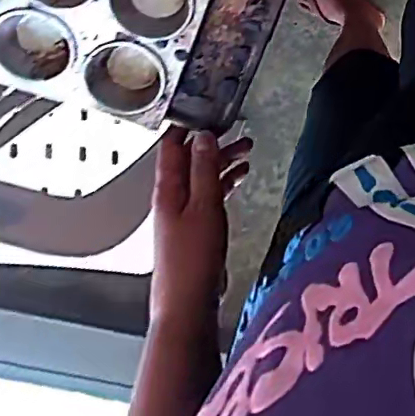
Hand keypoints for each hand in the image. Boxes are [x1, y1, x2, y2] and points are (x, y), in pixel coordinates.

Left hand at [150, 127, 251, 326]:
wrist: (187, 308)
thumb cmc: (194, 257)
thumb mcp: (204, 206)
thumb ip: (204, 168)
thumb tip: (203, 134)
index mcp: (166, 189)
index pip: (172, 146)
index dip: (188, 124)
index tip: (210, 108)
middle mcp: (171, 197)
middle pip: (189, 159)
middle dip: (212, 141)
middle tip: (238, 127)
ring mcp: (182, 212)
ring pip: (201, 175)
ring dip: (222, 160)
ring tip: (248, 149)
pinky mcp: (194, 227)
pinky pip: (208, 193)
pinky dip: (224, 181)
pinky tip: (240, 177)